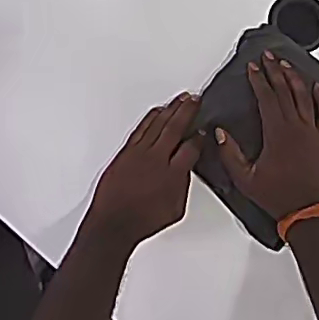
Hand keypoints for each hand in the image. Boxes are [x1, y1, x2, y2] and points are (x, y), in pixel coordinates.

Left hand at [78, 93, 204, 255]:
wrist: (114, 221)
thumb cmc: (142, 219)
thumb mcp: (175, 208)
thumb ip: (182, 184)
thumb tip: (185, 169)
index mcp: (173, 174)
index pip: (192, 147)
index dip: (200, 136)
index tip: (204, 129)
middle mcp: (157, 159)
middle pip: (176, 127)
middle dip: (188, 111)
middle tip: (196, 99)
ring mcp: (140, 152)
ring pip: (158, 123)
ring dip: (172, 108)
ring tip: (181, 99)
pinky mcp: (126, 151)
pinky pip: (142, 128)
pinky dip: (151, 117)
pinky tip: (158, 111)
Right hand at [216, 56, 318, 220]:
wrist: (306, 212)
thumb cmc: (277, 196)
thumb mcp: (244, 177)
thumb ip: (230, 153)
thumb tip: (220, 133)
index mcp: (277, 133)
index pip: (267, 97)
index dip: (259, 79)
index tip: (253, 67)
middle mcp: (296, 128)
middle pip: (285, 91)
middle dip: (274, 70)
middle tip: (268, 57)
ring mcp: (312, 133)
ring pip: (304, 97)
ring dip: (295, 78)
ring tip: (287, 65)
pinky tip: (318, 87)